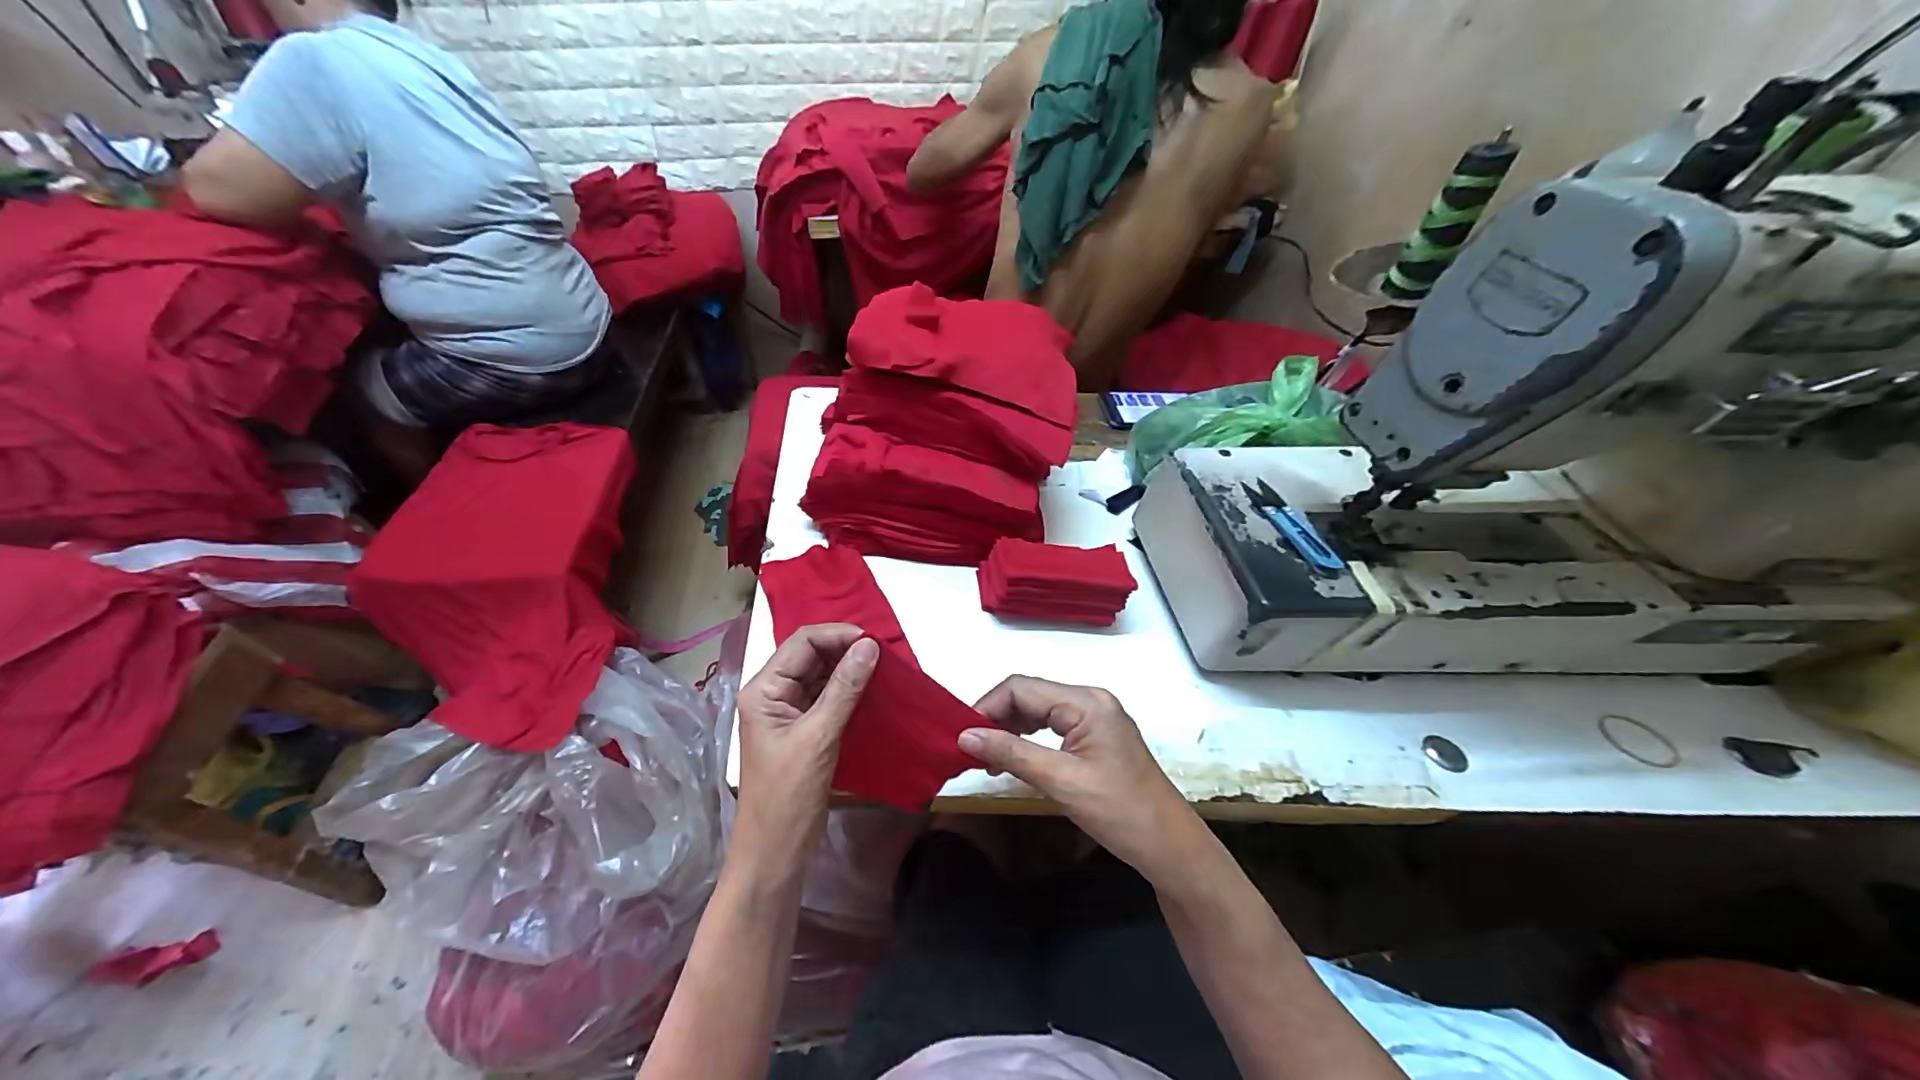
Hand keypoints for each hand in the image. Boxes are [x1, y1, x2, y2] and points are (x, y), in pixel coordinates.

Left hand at [734, 624, 876, 873]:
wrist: (775, 852)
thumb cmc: (788, 796)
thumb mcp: (819, 737)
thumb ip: (844, 688)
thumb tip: (869, 646)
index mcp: (764, 689)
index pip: (802, 643)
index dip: (838, 635)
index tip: (875, 641)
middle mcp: (773, 694)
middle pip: (811, 655)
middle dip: (846, 649)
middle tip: (885, 654)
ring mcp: (788, 712)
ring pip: (822, 675)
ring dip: (851, 669)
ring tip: (885, 668)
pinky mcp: (804, 729)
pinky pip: (828, 697)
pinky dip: (850, 691)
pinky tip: (875, 690)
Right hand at [959, 677, 1204, 883]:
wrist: (1169, 847)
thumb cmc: (1120, 812)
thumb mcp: (1061, 781)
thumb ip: (1011, 753)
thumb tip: (964, 735)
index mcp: (1086, 702)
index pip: (1022, 687)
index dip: (987, 707)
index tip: (961, 737)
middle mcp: (1090, 700)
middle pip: (1029, 695)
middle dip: (996, 719)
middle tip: (970, 751)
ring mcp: (1095, 718)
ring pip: (1038, 710)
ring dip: (1009, 730)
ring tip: (987, 760)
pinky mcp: (1095, 737)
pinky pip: (1051, 726)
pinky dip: (1027, 740)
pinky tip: (1013, 760)